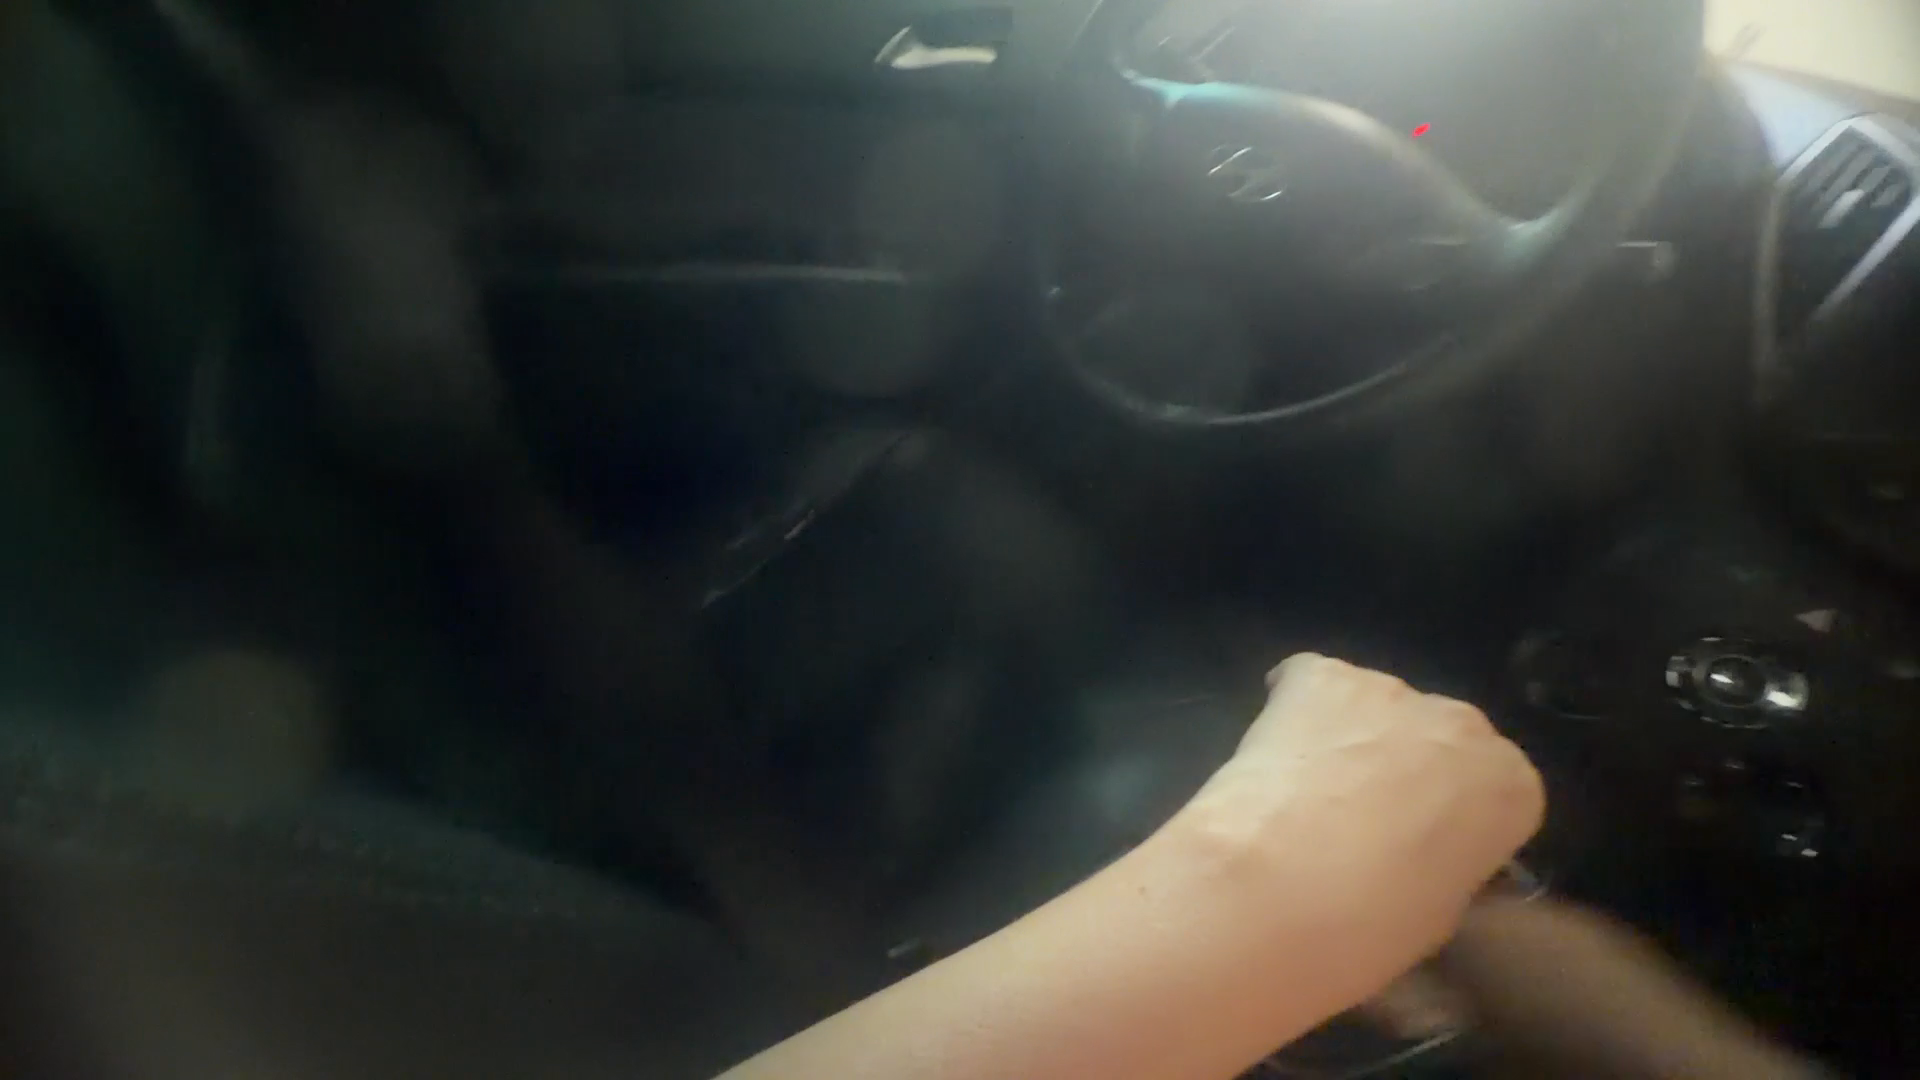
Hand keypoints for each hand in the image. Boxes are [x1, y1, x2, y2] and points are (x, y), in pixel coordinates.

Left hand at [1176, 653, 1544, 1005]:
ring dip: (1345, 732)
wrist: (1290, 873)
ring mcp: (1387, 688)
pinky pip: (1307, 678)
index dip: (1444, 810)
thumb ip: (1446, 856)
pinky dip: (1291, 703)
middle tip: (1353, 809)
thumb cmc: (1376, 915)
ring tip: (1302, 782)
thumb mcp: (1443, 905)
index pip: (1489, 785)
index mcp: (1512, 785)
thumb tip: (1414, 852)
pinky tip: (1273, 743)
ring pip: (1369, 703)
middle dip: (1399, 761)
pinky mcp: (1320, 673)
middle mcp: (1461, 722)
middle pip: (1432, 733)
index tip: (1410, 836)